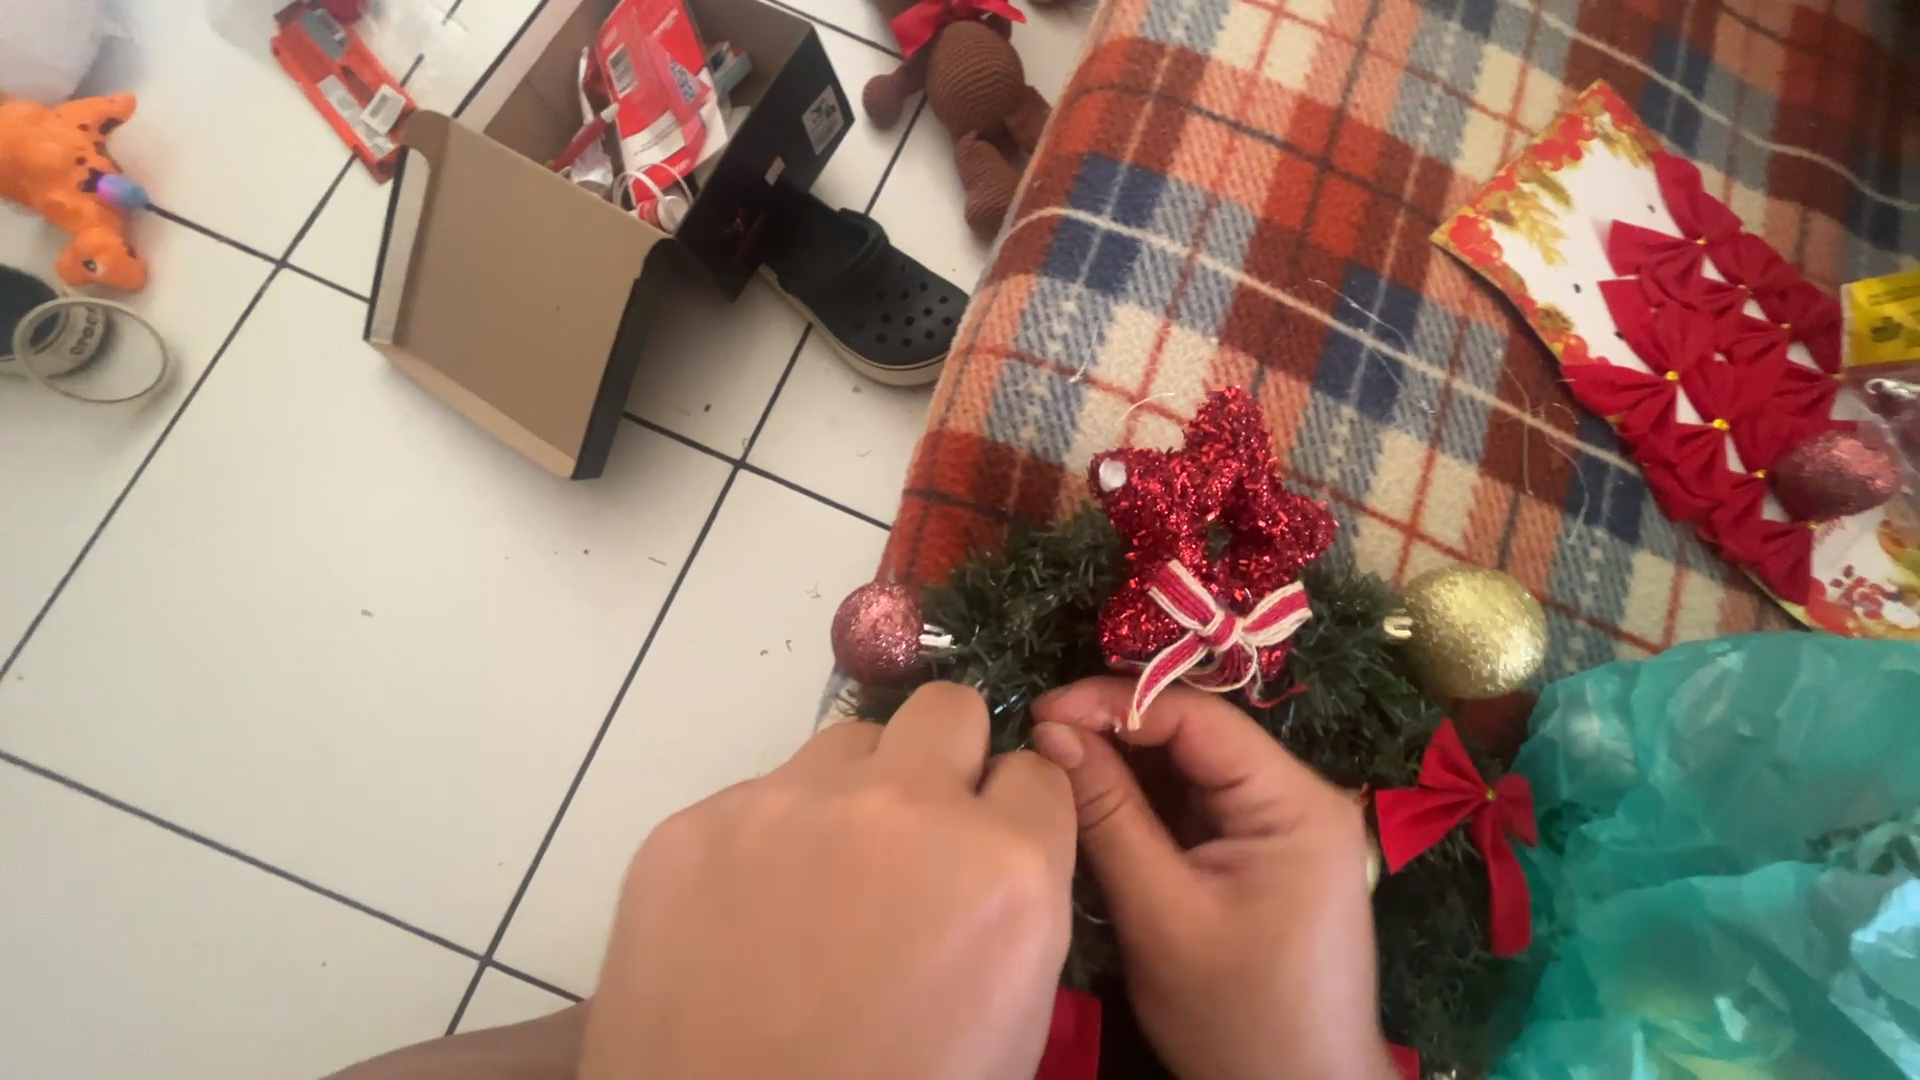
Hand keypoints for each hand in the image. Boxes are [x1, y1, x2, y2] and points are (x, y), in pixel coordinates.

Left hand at [580, 682, 1076, 1079]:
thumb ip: (1018, 895)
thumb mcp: (1013, 1016)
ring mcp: (789, 805)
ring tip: (823, 875)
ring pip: (849, 740)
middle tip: (921, 822)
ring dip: (856, 791)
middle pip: (947, 707)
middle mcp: (904, 810)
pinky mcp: (695, 823)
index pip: (1037, 769)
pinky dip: (768, 838)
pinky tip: (746, 915)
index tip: (995, 833)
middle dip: (949, 755)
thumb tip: (993, 827)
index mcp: (1004, 869)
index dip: (1017, 807)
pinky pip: (759, 795)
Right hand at [1031, 679, 1396, 1079]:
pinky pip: (1190, 797)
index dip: (1115, 702)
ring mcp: (1278, 819)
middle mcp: (1295, 794)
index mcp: (1293, 802)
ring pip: (1187, 762)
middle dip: (1114, 730)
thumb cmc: (1235, 1018)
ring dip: (1121, 760)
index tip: (1043, 710)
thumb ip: (1106, 812)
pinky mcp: (1256, 844)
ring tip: (1057, 761)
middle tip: (1041, 737)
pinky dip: (1139, 793)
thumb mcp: (1159, 913)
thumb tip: (1048, 729)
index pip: (1197, 718)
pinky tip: (1095, 794)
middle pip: (1193, 733)